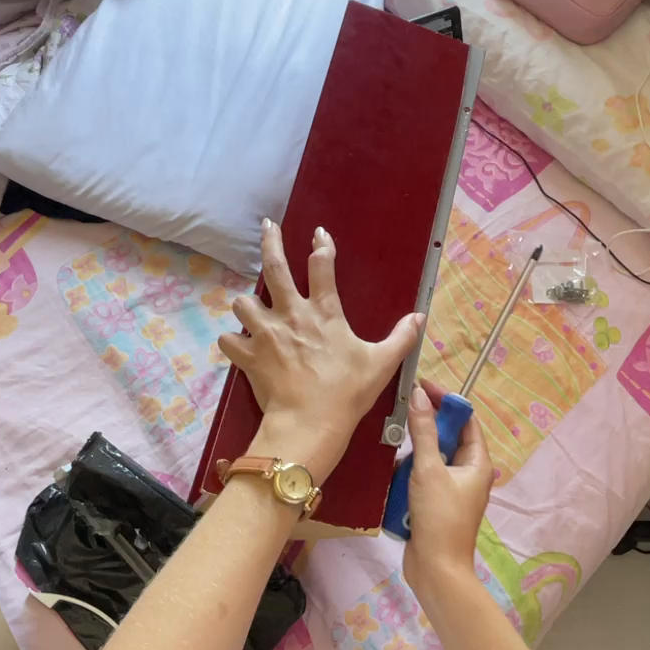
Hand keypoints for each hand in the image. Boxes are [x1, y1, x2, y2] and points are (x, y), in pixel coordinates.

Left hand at [219, 219, 423, 483]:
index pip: (322, 267)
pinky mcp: (248, 356)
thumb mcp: (382, 364)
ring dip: (247, 304)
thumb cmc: (347, 393)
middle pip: (274, 268)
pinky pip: (228, 340)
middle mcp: (291, 315)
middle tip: (267, 225)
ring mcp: (266, 334)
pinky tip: (239, 344)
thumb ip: (401, 338)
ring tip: (251, 307)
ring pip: (244, 303)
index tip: (319, 234)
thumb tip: (420, 317)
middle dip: (270, 243)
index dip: (321, 246)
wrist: (309, 423)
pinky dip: (232, 341)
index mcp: (324, 313)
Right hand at [401, 381, 493, 595]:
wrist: (436, 570)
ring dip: (414, 449)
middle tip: (400, 411)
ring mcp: (452, 489)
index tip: (420, 387)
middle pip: (447, 437)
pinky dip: (408, 470)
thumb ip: (423, 431)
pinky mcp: (435, 503)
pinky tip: (392, 470)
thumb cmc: (439, 518)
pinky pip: (422, 476)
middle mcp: (469, 473)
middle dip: (425, 424)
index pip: (465, 419)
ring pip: (432, 457)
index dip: (446, 401)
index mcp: (477, 462)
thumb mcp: (428, 470)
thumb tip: (419, 395)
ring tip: (393, 440)